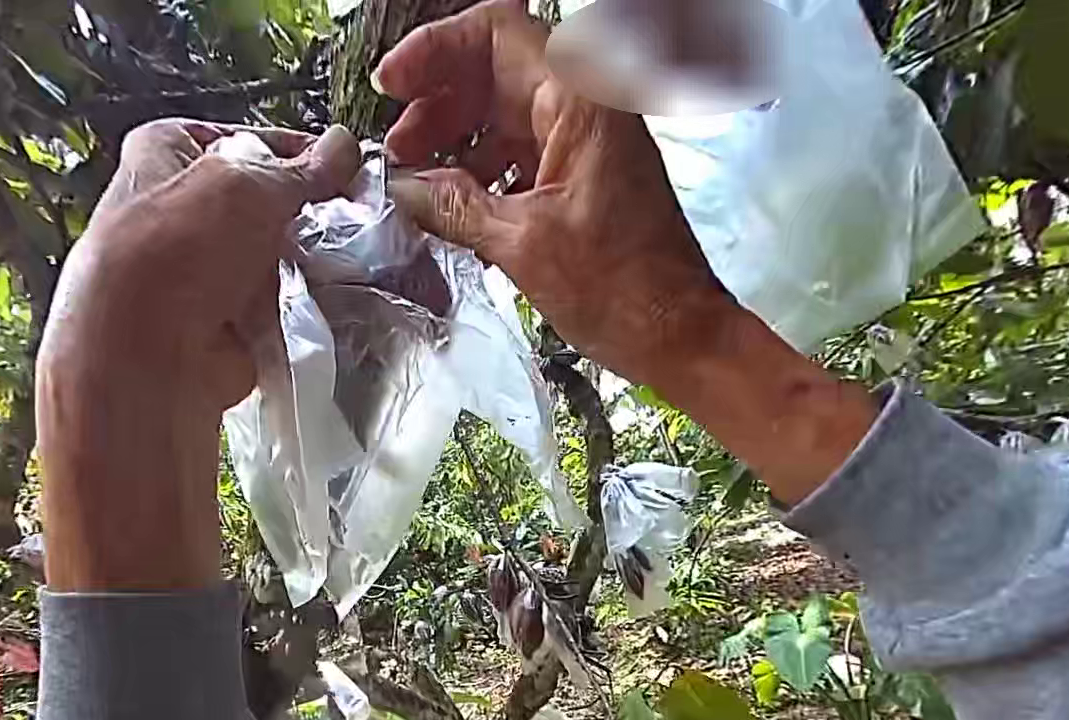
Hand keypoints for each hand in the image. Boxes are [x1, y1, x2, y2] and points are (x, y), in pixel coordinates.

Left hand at [43, 120, 361, 413]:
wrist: (153, 352)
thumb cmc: (181, 249)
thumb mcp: (246, 187)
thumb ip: (303, 170)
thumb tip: (346, 145)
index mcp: (172, 154)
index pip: (252, 143)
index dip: (303, 155)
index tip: (352, 170)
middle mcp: (191, 210)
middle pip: (273, 204)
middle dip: (315, 214)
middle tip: (359, 220)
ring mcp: (216, 269)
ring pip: (285, 256)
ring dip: (316, 262)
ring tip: (355, 262)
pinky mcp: (239, 317)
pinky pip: (288, 301)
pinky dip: (311, 302)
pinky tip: (338, 300)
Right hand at [375, 0, 875, 501]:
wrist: (677, 336)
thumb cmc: (623, 293)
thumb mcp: (525, 246)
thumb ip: (457, 207)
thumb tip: (404, 189)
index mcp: (580, 103)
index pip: (495, 34)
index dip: (434, 53)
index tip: (392, 87)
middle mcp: (587, 113)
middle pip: (495, 79)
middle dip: (440, 110)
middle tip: (401, 153)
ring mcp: (588, 151)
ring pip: (508, 126)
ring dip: (461, 152)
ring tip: (423, 191)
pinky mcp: (585, 188)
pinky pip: (526, 166)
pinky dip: (489, 184)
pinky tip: (459, 217)